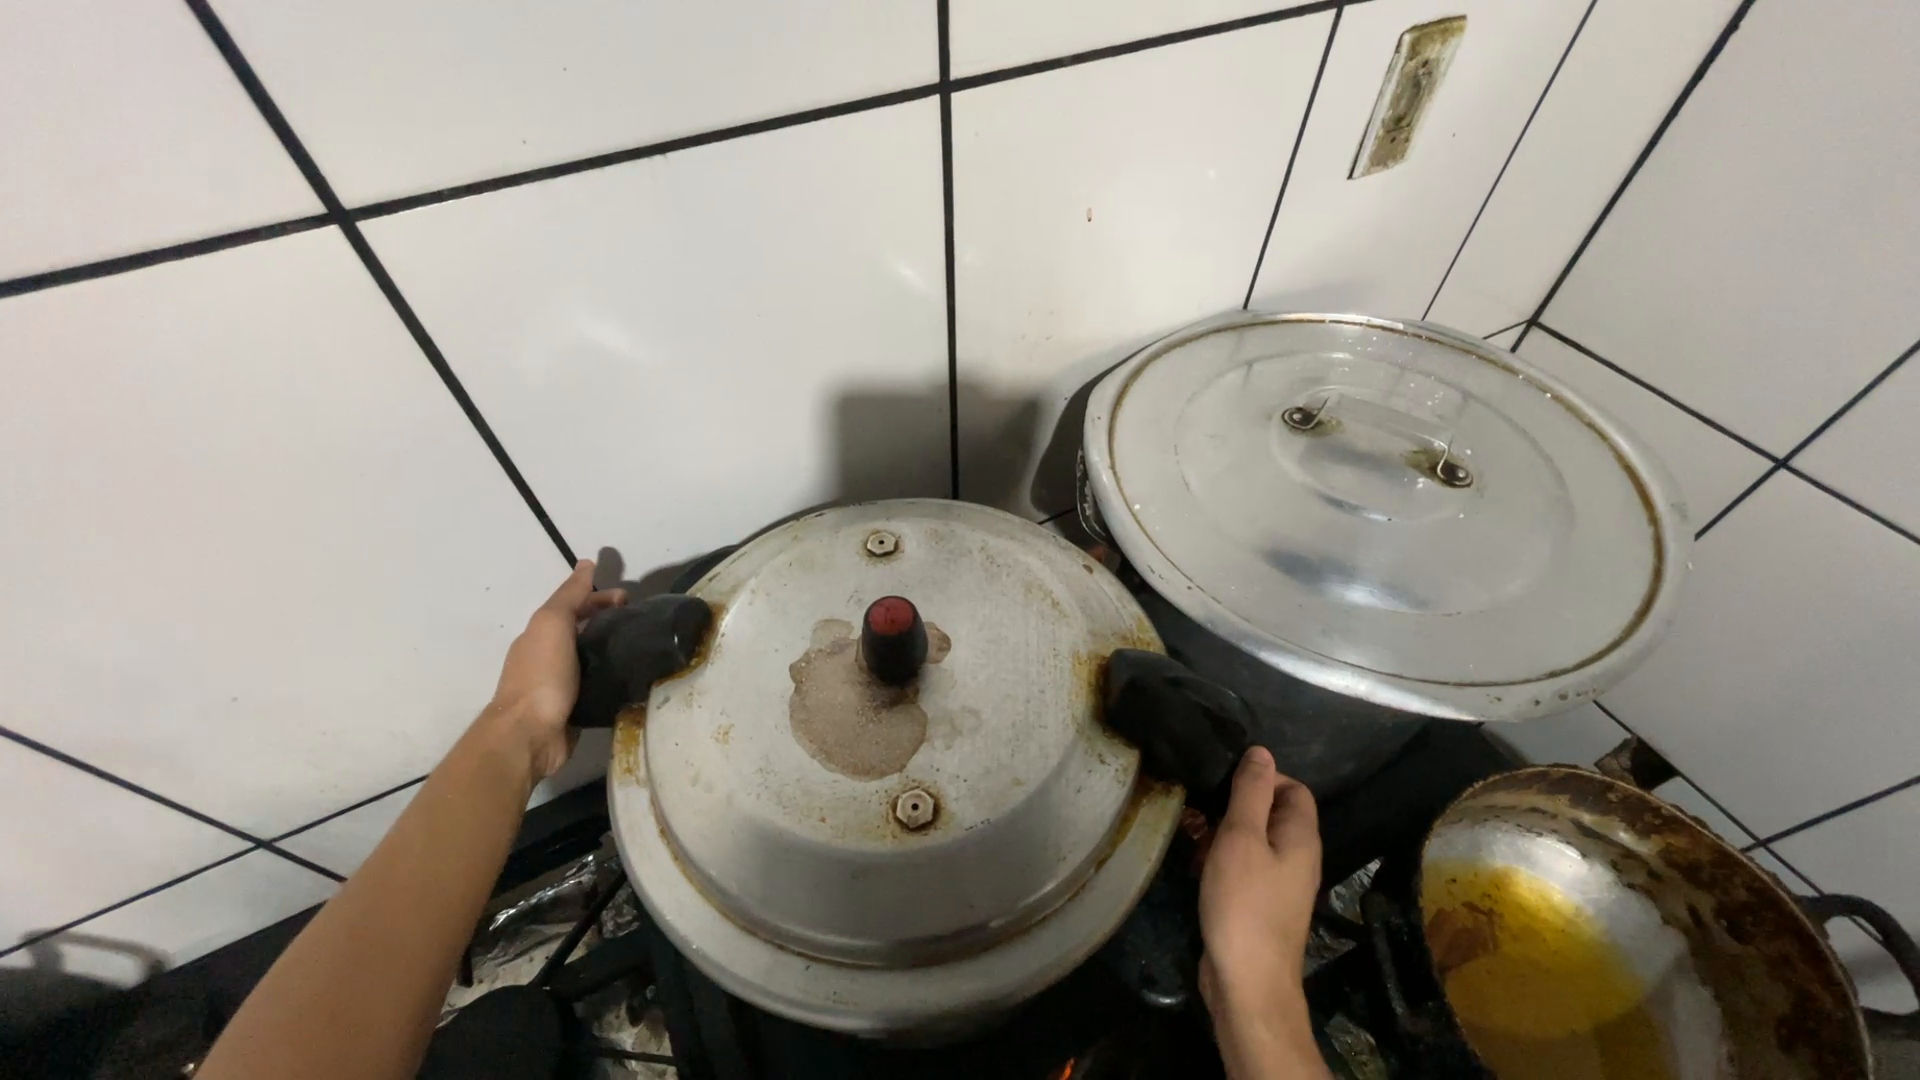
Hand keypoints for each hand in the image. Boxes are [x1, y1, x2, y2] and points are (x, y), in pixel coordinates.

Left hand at [486, 560, 626, 782]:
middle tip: (638, 621)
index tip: (629, 598)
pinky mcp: (576, 708)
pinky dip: (613, 675)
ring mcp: (561, 684)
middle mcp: (549, 656)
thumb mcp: (552, 624)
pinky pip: (597, 684)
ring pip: (591, 657)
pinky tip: (632, 676)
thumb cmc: (541, 675)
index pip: (573, 606)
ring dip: (613, 648)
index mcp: (541, 634)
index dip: (599, 597)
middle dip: (608, 620)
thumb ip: (569, 595)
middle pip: (582, 630)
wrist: (530, 734)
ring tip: (642, 647)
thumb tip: (586, 563)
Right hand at [1199, 746, 1325, 1077]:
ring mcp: (1279, 882)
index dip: (1261, 777)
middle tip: (1198, 805)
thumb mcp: (1242, 837)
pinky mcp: (1258, 902)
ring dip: (1220, 830)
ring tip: (1189, 832)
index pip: (1293, 788)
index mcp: (1301, 837)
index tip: (1223, 781)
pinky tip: (1194, 862)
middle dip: (1232, 803)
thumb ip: (1251, 792)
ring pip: (1251, 838)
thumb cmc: (1244, 902)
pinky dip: (1219, 857)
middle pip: (1270, 812)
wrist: (1246, 981)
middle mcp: (1297, 857)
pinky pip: (1241, 865)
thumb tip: (1261, 752)